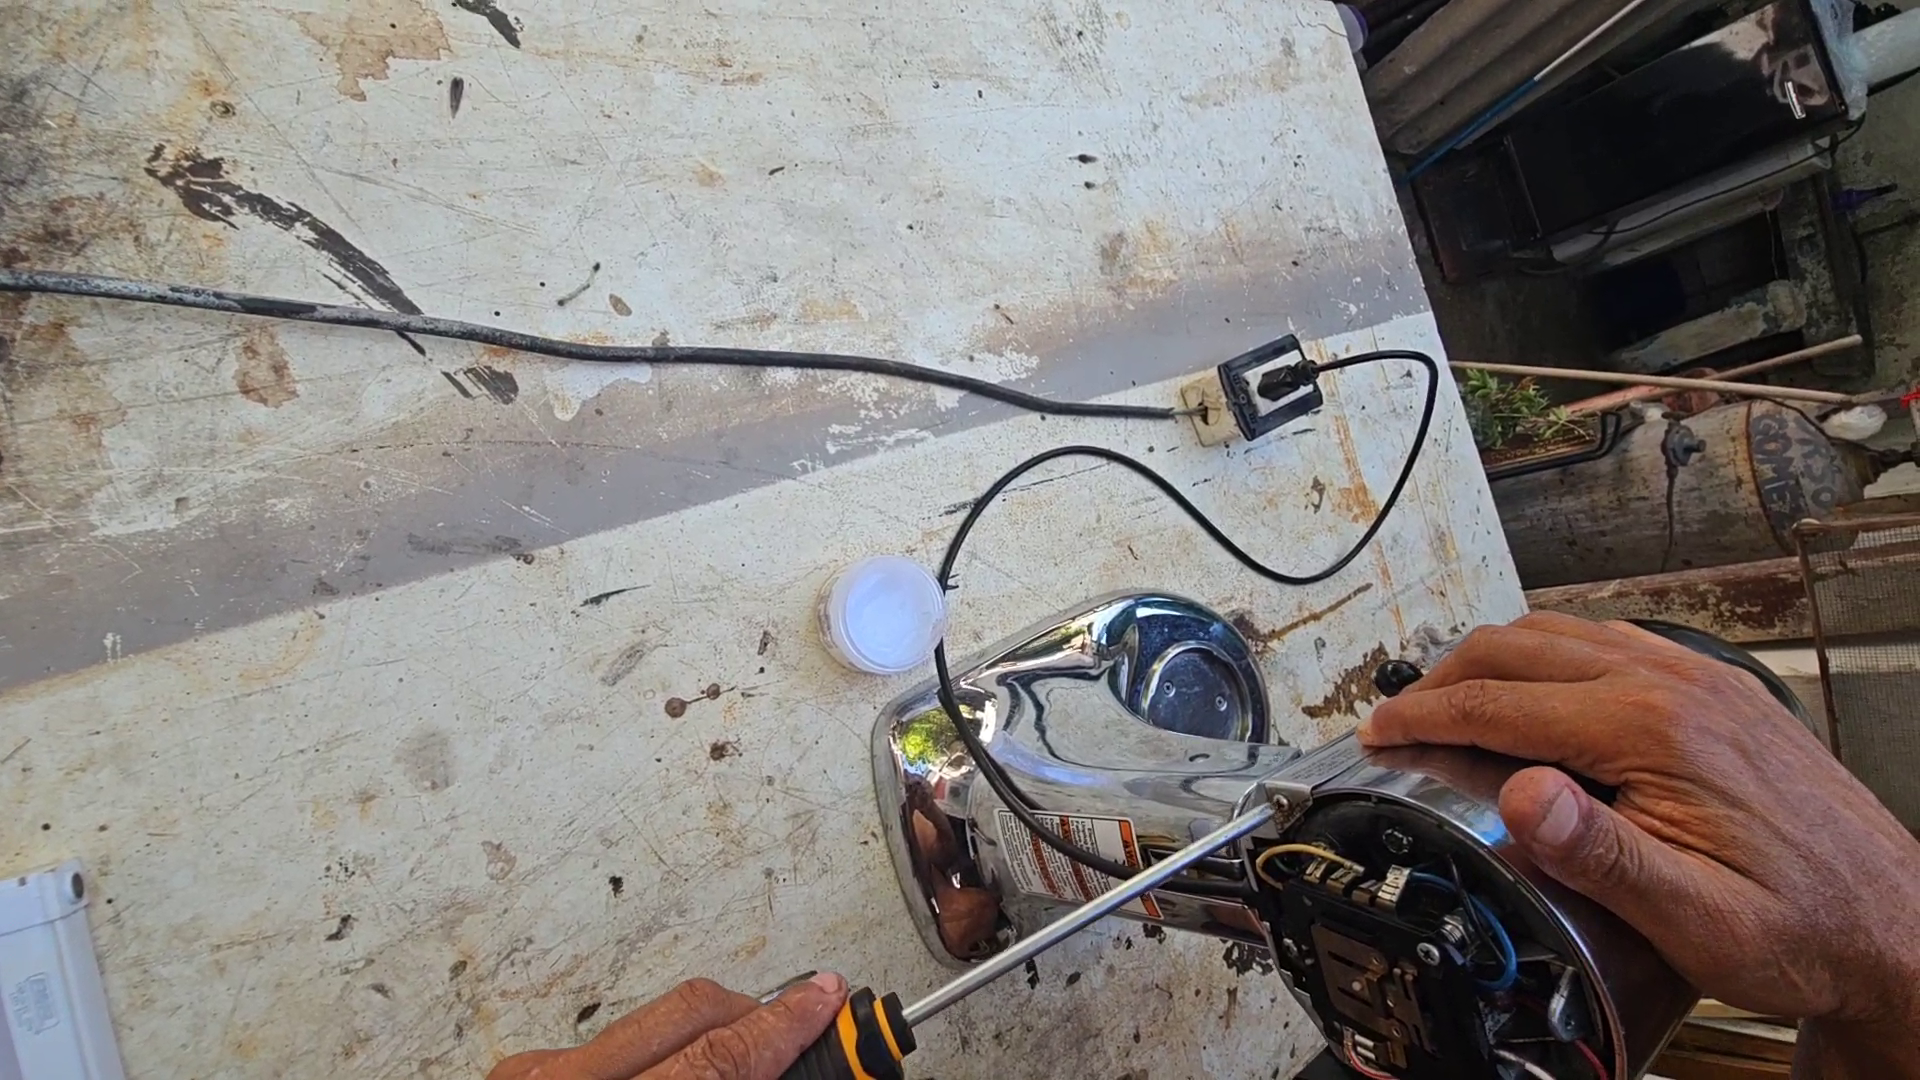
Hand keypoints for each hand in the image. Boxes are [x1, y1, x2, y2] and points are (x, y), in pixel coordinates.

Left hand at [488, 973, 847, 1079]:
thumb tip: (780, 1076)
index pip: (717, 1061)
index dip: (784, 1027)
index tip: (824, 1000)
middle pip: (692, 1011)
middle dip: (757, 1013)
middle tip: (797, 1029)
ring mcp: (535, 1079)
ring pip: (658, 1013)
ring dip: (713, 1027)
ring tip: (740, 1054)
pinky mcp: (521, 1075)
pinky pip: (618, 1034)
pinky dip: (664, 1045)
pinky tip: (679, 1071)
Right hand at [1357, 613, 1919, 1076]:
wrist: (1907, 933)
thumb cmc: (1801, 933)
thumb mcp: (1698, 921)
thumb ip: (1602, 854)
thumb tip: (1518, 791)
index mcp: (1648, 729)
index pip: (1494, 703)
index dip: (1421, 716)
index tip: (1378, 730)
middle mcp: (1664, 681)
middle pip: (1507, 649)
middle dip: (1438, 681)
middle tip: (1402, 719)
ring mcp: (1687, 673)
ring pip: (1544, 631)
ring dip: (1482, 661)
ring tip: (1450, 700)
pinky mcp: (1702, 682)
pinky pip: (1591, 637)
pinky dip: (1535, 654)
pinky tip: (1529, 688)